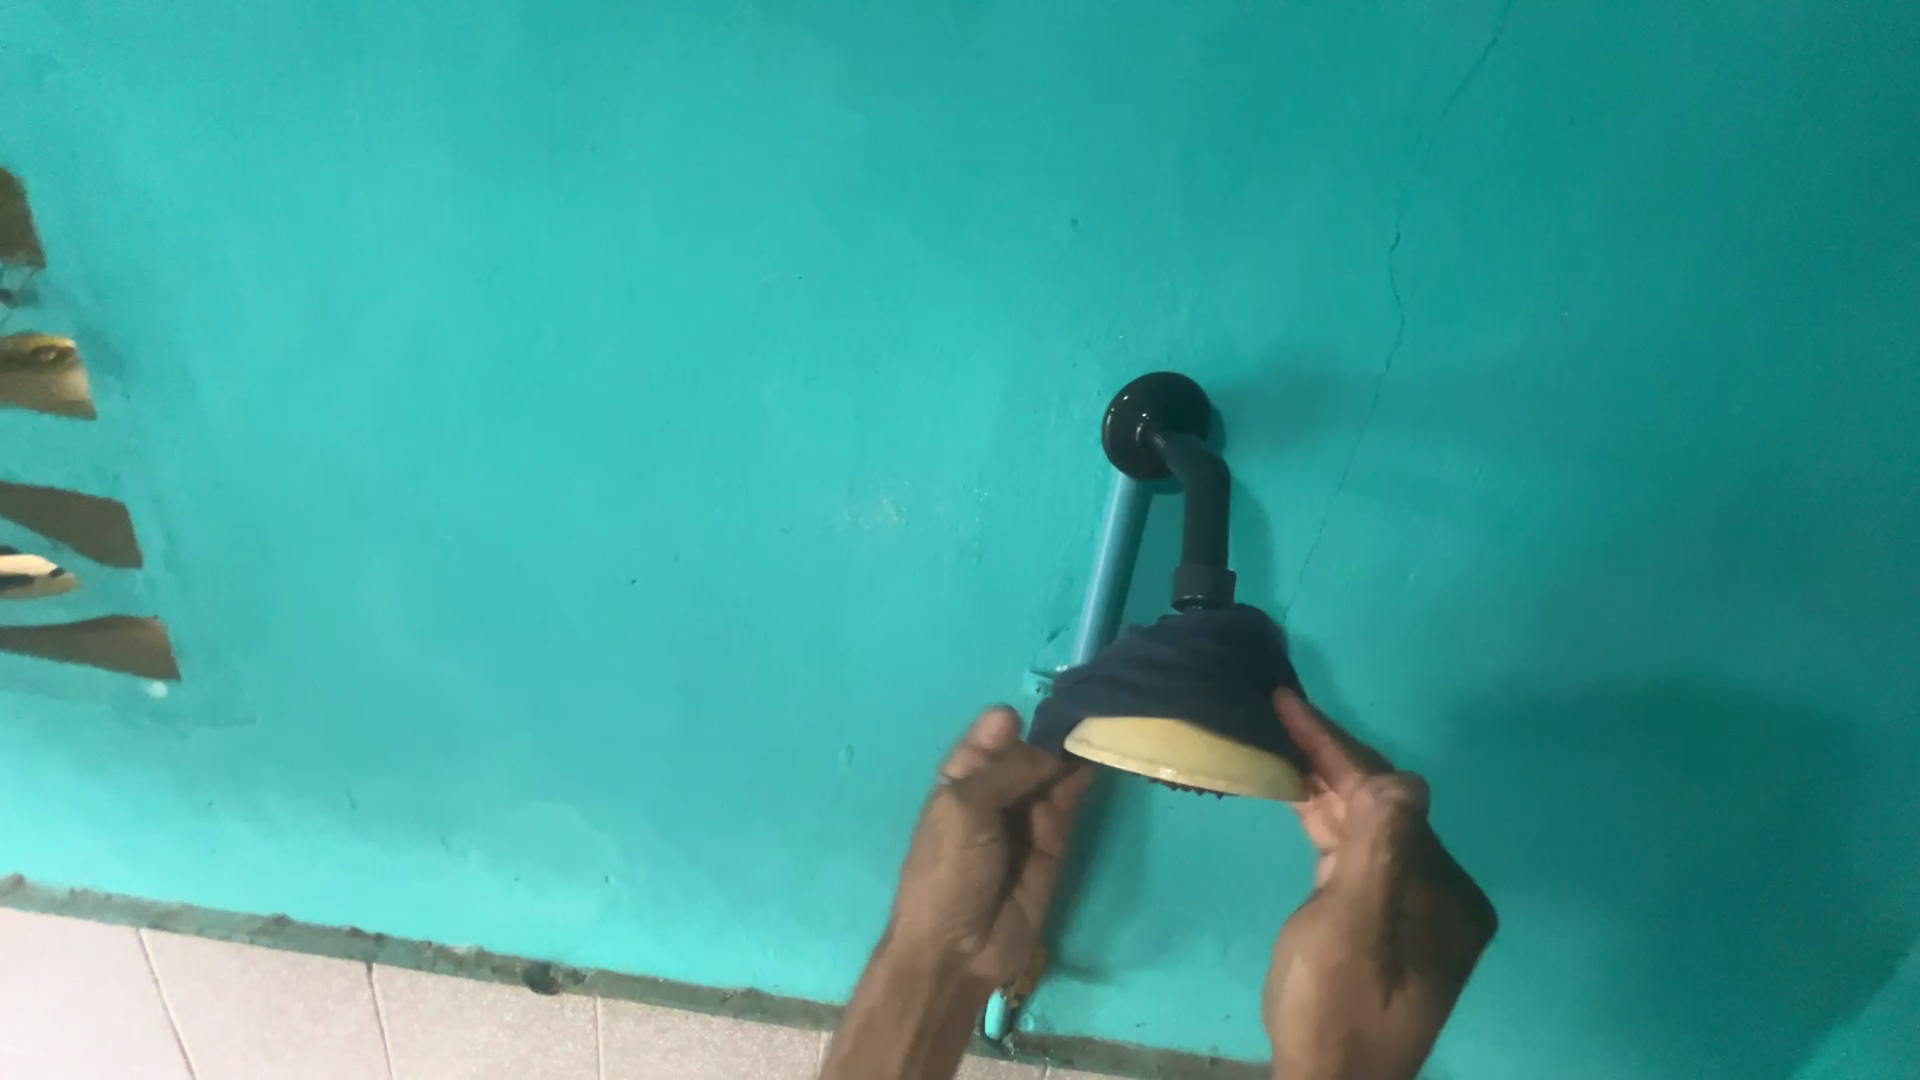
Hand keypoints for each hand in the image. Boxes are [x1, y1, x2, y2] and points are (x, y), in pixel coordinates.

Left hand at [886, 705, 1093, 989]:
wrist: (958, 950)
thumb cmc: (947, 867)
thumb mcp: (965, 806)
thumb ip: (1005, 769)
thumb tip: (1045, 743)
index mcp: (961, 778)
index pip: (989, 737)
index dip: (1012, 723)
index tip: (1040, 708)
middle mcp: (993, 793)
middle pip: (1025, 754)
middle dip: (1046, 738)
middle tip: (1076, 722)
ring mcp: (1023, 820)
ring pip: (1050, 778)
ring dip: (1066, 760)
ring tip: (1089, 738)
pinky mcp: (1051, 848)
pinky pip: (1065, 810)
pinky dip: (1075, 788)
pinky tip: (1087, 767)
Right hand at [1264, 690, 1496, 1079]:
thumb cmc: (1334, 1007)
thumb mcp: (1350, 929)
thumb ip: (1378, 851)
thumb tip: (1403, 780)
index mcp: (1442, 890)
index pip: (1386, 796)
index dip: (1334, 746)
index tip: (1288, 702)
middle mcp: (1433, 886)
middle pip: (1375, 800)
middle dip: (1325, 751)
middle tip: (1276, 704)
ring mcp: (1403, 897)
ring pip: (1359, 817)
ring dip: (1318, 774)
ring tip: (1275, 730)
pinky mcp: (1373, 906)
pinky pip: (1346, 841)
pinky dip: (1317, 808)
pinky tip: (1290, 782)